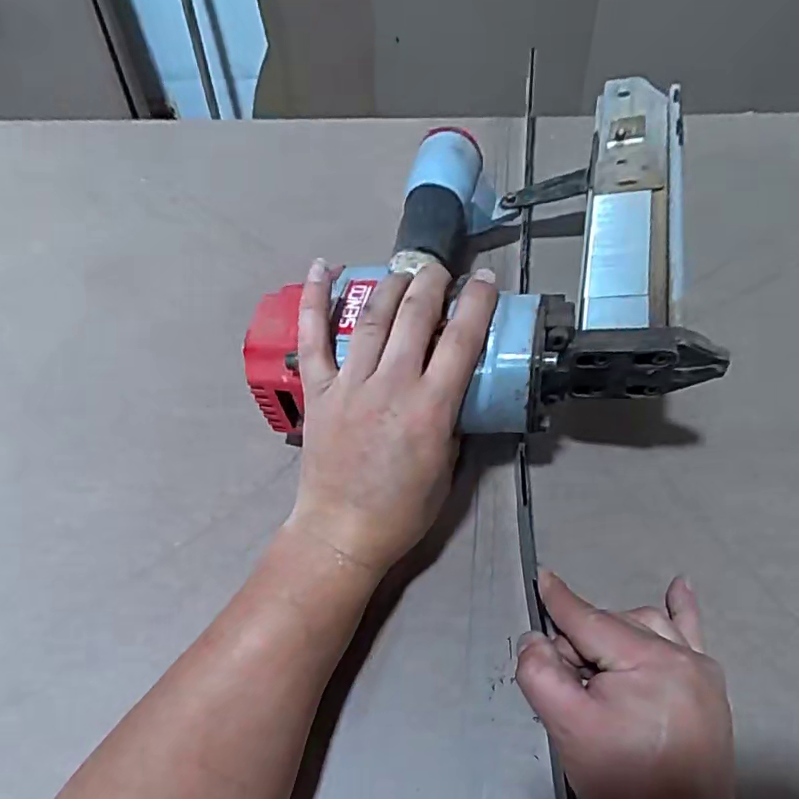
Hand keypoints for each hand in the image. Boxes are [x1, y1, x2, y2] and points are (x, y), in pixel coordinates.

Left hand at [282, 258, 495, 573]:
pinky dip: (315, 300)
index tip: (485, 280)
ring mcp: (349, 385)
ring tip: (404, 272)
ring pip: (372, 318)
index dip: (478, 301)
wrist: (341, 531)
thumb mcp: (445, 470)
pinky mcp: (318, 392)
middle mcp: (390, 385)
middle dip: (434, 281)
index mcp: (430, 407)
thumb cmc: (399, 512)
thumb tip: (452, 394)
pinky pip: (312, 338)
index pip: (462, 338)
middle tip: (442, 270)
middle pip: (416, 314)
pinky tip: (322, 267)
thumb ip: (452, 425)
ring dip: (392, 286)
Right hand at [515, 571, 739, 798]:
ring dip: (611, 632)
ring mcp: (700, 671)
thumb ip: (541, 673)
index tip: (541, 577)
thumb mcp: (566, 727)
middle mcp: (681, 656)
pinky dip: (681, 608)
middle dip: (578, 643)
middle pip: (611, 625)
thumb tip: (536, 640)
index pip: (590, 622)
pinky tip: (679, 586)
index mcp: (649, 662)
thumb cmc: (622, 783)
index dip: (560, 603)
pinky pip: (691, 634)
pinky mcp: (706, 689)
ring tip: (589, 664)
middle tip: (563, 684)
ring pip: (643, 626)